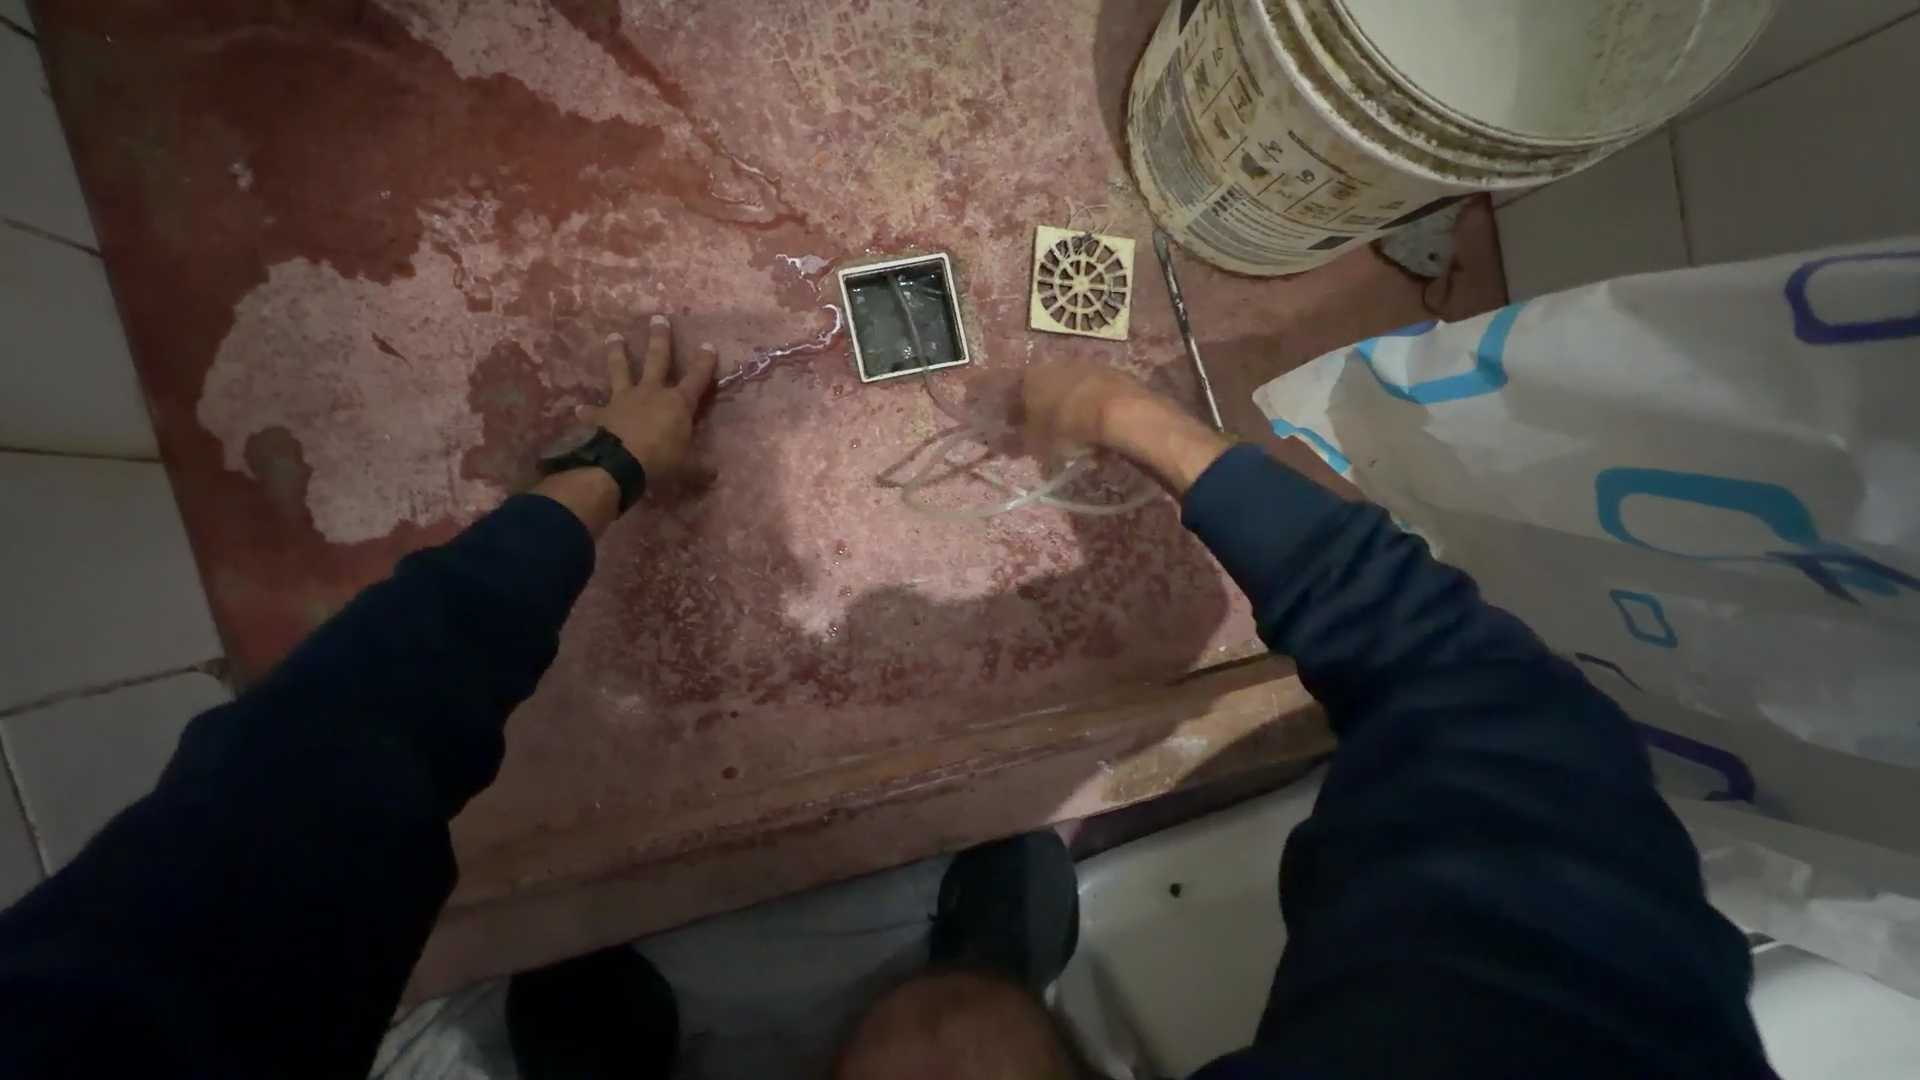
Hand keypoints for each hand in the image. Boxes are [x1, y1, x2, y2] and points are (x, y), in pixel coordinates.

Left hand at [536, 315, 718, 537]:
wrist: (620, 463)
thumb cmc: (661, 460)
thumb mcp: (687, 467)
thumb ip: (700, 468)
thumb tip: (714, 476)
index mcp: (678, 403)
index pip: (696, 378)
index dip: (704, 363)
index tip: (708, 346)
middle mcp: (652, 393)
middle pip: (657, 359)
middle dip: (659, 339)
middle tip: (658, 318)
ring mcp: (624, 400)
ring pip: (621, 370)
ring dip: (617, 353)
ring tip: (614, 337)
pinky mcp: (602, 414)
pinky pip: (593, 412)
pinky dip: (586, 412)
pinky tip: (578, 410)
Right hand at [1019, 359, 1231, 495]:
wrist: (1118, 412)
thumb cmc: (1068, 428)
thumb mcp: (1036, 443)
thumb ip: (1019, 442)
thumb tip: (1007, 443)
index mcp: (1030, 379)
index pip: (1015, 396)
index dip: (1016, 416)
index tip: (1020, 432)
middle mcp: (1055, 365)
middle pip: (1045, 388)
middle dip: (1045, 408)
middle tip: (1049, 431)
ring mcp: (1086, 365)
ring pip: (1072, 388)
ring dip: (1071, 404)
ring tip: (1077, 430)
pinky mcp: (1113, 372)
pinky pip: (1096, 392)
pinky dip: (1094, 405)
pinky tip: (1098, 424)